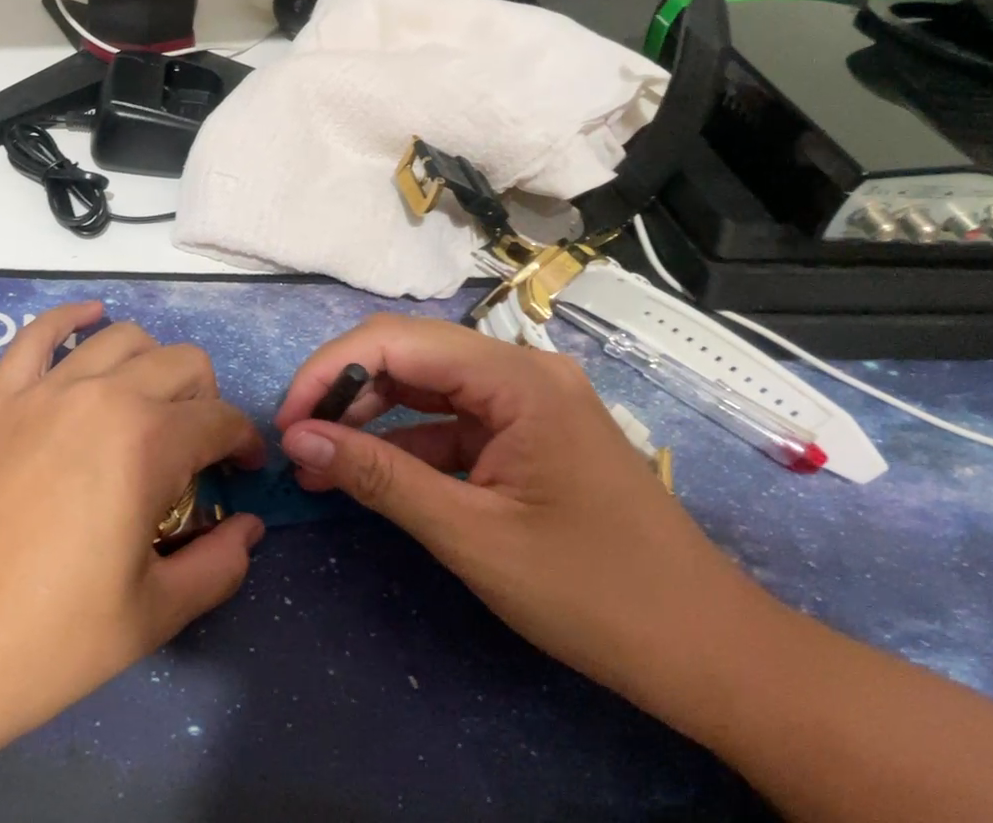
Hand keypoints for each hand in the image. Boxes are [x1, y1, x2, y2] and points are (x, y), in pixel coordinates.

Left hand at [0, 301, 265, 739]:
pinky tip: (88, 319)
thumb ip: (218, 565)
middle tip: (199, 452)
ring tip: (152, 404)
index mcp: (145, 442)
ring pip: (117, 338)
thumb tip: (247, 529)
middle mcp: (96, 396)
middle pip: (179, 363)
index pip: (220, 419)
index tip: (243, 472)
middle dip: (206, 399)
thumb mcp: (153, 615)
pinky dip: (69, 319)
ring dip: (152, 361)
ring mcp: (37, 393)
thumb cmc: (47, 641)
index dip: (243, 443)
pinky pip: (35, 337)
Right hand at [273, 314, 760, 693]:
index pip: (396, 341)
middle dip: (343, 394)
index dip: (328, 372)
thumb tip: (297, 438)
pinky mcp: (526, 439)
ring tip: (317, 463)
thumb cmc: (592, 591)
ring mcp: (527, 406)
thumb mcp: (470, 534)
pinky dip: (402, 449)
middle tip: (296, 445)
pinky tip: (364, 476)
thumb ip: (378, 477)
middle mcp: (524, 374)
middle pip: (409, 357)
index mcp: (519, 380)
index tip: (286, 423)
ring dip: (367, 422)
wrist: (705, 651)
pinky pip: (447, 427)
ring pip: (424, 391)